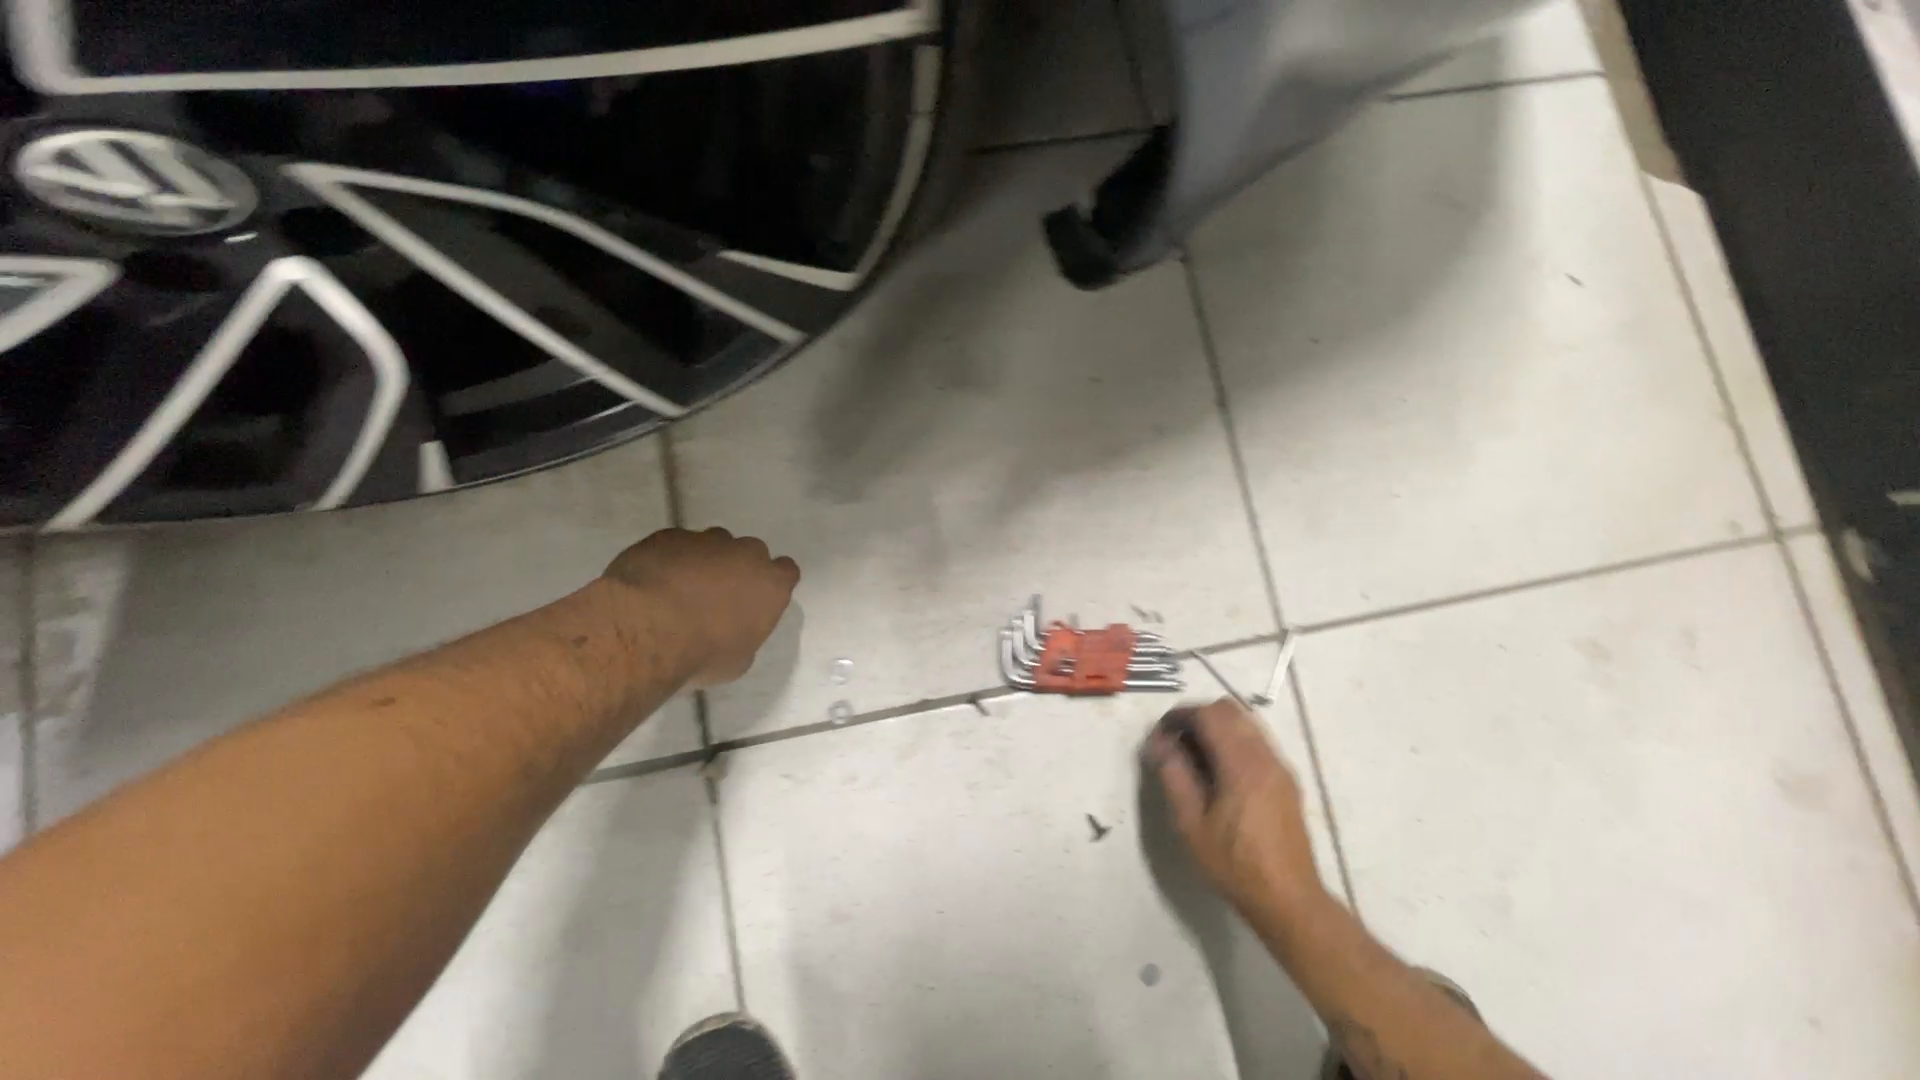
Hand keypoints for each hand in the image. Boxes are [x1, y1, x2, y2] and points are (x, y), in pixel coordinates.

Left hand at [602, 527, 799, 686]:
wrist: (647, 628)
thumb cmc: (702, 654)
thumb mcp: (737, 661)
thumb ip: (745, 636)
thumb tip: (734, 630)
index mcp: (771, 585)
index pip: (787, 571)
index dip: (772, 582)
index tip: (757, 598)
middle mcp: (745, 554)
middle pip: (751, 552)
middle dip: (738, 568)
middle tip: (718, 596)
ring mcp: (706, 540)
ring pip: (713, 544)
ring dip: (704, 561)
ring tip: (681, 589)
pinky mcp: (669, 536)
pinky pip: (676, 544)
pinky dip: (670, 558)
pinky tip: (654, 582)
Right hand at [1144, 698, 1328, 919]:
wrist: (1288, 898)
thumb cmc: (1234, 863)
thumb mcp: (1191, 823)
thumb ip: (1174, 774)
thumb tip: (1159, 742)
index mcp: (1242, 764)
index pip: (1210, 714)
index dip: (1180, 715)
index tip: (1160, 734)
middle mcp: (1266, 756)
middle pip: (1230, 710)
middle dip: (1198, 717)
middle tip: (1175, 743)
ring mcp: (1281, 766)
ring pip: (1246, 723)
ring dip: (1217, 728)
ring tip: (1195, 758)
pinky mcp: (1286, 780)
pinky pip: (1258, 742)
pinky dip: (1234, 741)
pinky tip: (1219, 773)